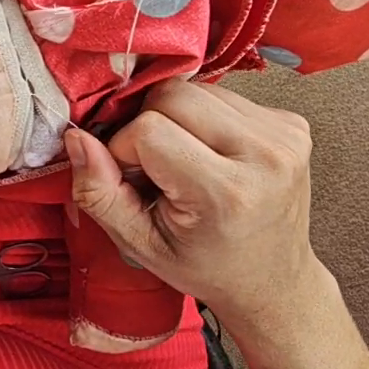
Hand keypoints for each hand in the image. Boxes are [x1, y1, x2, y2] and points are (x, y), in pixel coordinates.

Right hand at [66, 80, 332, 332]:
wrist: (272, 279)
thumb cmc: (202, 263)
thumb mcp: (136, 242)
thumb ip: (97, 192)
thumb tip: (76, 137)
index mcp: (226, 192)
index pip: (148, 129)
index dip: (124, 148)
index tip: (135, 180)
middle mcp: (265, 155)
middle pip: (171, 95)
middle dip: (146, 124)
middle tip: (154, 167)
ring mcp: (285, 135)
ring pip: (194, 89)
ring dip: (174, 118)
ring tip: (181, 160)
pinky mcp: (292, 122)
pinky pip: (221, 95)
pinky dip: (200, 118)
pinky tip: (207, 152)